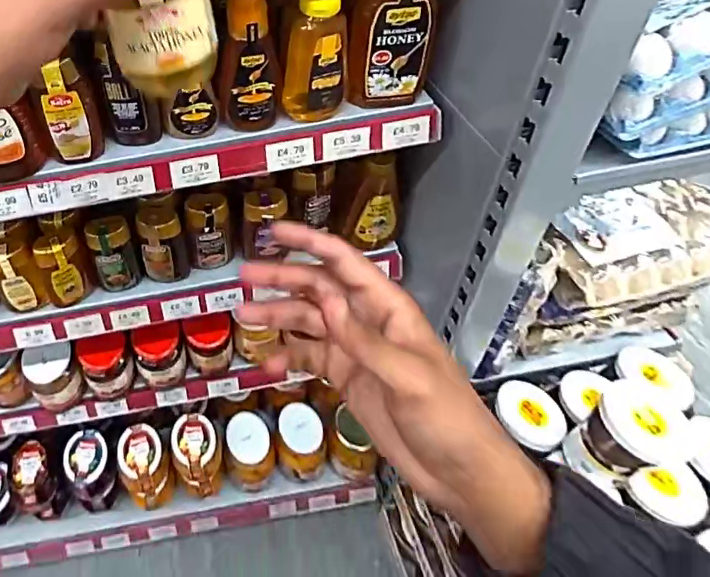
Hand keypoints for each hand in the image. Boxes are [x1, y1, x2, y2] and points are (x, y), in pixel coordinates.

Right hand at [237, 222, 549, 572]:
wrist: (465, 477)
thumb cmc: (450, 419)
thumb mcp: (409, 377)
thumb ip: (363, 339)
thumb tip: (325, 299)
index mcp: (387, 309)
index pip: (343, 263)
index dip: (309, 242)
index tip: (275, 231)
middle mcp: (365, 321)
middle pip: (317, 288)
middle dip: (281, 279)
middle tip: (245, 277)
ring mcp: (354, 349)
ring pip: (307, 320)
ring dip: (277, 316)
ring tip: (244, 316)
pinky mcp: (346, 378)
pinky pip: (309, 358)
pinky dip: (287, 358)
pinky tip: (269, 365)